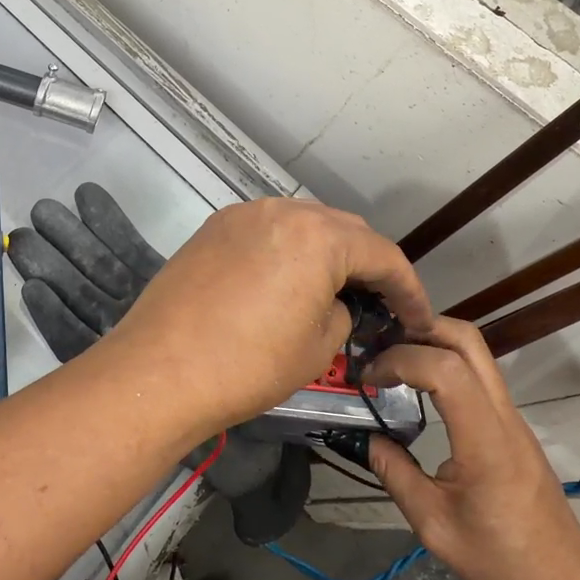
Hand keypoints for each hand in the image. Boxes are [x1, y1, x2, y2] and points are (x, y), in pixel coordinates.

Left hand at [96, 198, 433, 437]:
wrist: (160, 369)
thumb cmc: (247, 364)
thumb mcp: (318, 347)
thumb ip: (342, 312)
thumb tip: (335, 302)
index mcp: (317, 235)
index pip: (382, 254)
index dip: (409, 289)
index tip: (419, 319)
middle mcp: (280, 210)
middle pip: (342, 229)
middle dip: (368, 264)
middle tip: (383, 304)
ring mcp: (240, 215)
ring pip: (301, 224)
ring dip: (326, 252)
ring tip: (338, 290)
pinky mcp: (212, 229)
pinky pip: (266, 230)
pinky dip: (288, 250)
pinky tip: (290, 280)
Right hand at [365, 320, 579, 579]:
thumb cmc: (501, 564)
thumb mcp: (434, 526)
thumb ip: (395, 474)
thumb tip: (369, 438)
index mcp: (486, 441)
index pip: (445, 367)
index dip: (400, 359)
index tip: (370, 378)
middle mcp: (505, 418)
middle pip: (467, 340)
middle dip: (418, 328)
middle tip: (379, 346)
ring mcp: (514, 421)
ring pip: (477, 354)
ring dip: (432, 344)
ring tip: (393, 363)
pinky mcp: (515, 431)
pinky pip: (480, 378)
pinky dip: (445, 366)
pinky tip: (419, 389)